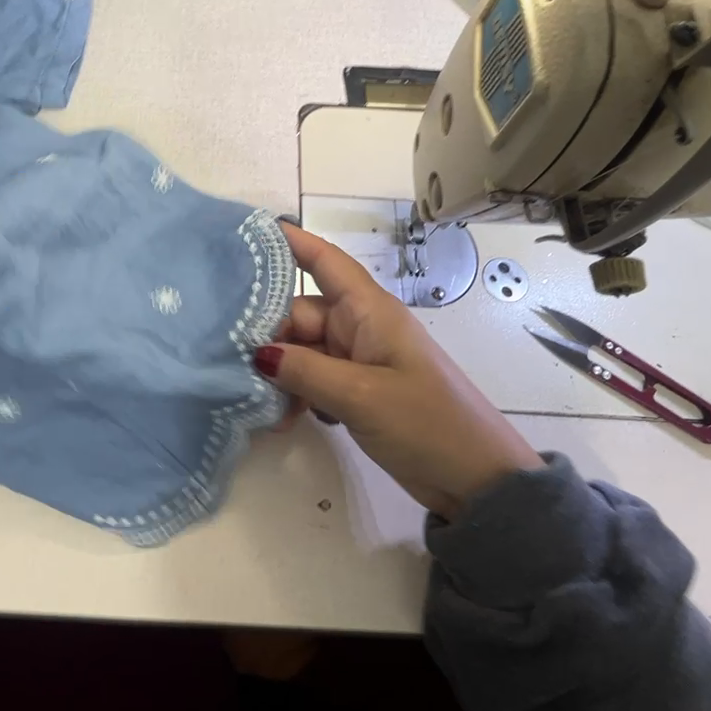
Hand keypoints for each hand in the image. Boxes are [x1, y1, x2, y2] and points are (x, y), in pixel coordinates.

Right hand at [258, 224, 543, 519]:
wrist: (476, 479)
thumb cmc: (426, 423)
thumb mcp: (359, 396)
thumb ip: (304, 371)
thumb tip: (259, 354)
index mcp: (369, 311)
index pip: (325, 262)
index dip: (291, 242)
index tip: (249, 232)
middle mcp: (361, 326)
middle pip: (301, 313)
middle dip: (269, 336)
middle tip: (235, 366)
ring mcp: (360, 360)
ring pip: (304, 350)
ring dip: (282, 374)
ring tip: (260, 404)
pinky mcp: (359, 391)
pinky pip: (316, 378)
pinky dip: (297, 394)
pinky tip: (282, 419)